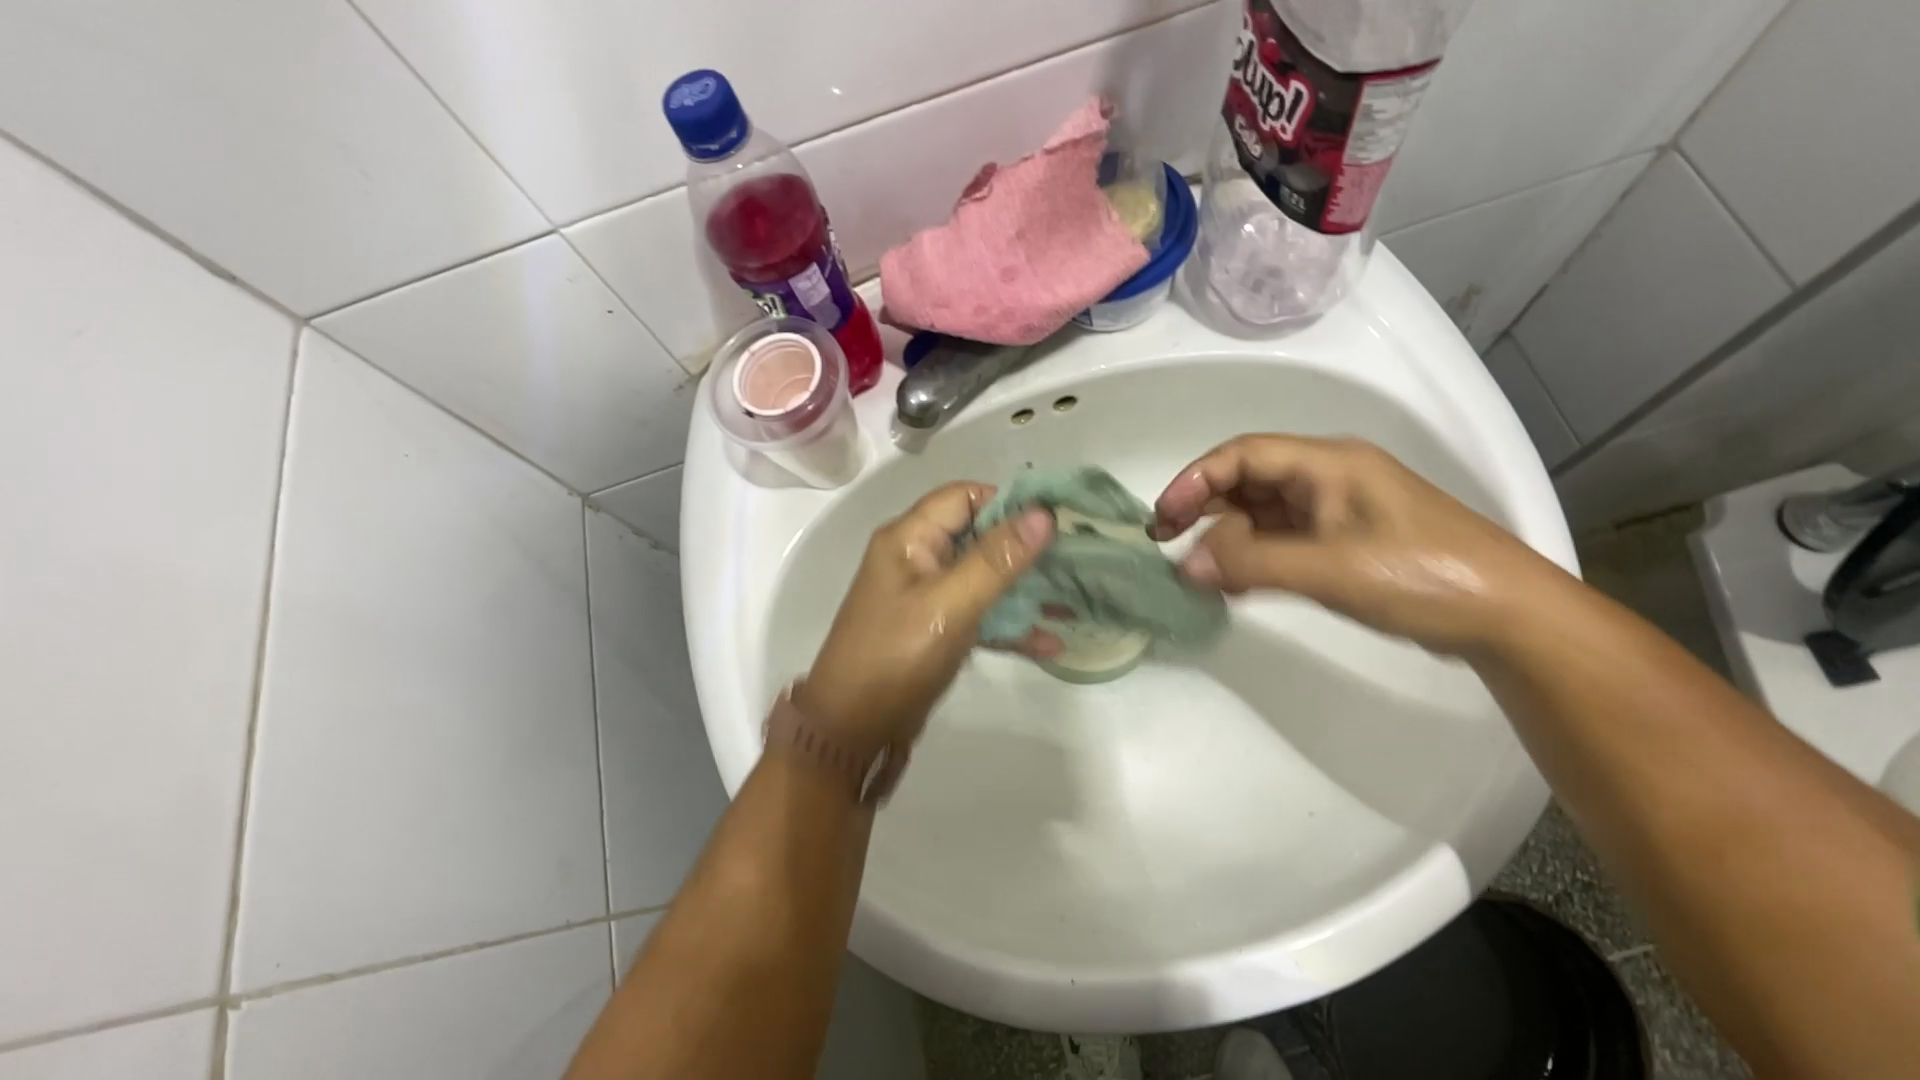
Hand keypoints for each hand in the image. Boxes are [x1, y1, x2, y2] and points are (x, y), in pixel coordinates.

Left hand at [797, 483, 1055, 751]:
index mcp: (909, 538)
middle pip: (980, 535)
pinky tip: (1052, 643)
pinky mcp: (938, 631)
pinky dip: (1012, 625)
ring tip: (1076, 596)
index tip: (1061, 518)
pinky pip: (981, 616)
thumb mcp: (949, 604)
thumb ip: (996, 559)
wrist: (853, 730)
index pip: (965, 496)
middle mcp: (918, 559)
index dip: (1011, 501)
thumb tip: (1043, 513)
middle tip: (1080, 556)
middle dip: (1027, 546)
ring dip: (1026, 587)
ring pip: (985, 578)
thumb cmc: (896, 657)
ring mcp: (928, 597)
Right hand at [1152, 435, 1573, 654]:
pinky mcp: (1349, 541)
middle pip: (1250, 479)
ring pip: (1266, 512)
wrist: (1506, 615)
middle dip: (1204, 508)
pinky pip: (1286, 538)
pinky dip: (1255, 556)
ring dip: (1228, 537)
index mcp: (1329, 463)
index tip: (1162, 520)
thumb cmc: (1420, 577)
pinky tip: (1237, 583)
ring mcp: (1342, 510)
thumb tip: (1184, 567)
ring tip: (1197, 571)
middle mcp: (1331, 476)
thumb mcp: (1330, 570)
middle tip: (1167, 545)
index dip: (1195, 481)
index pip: (1243, 455)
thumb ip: (1252, 565)